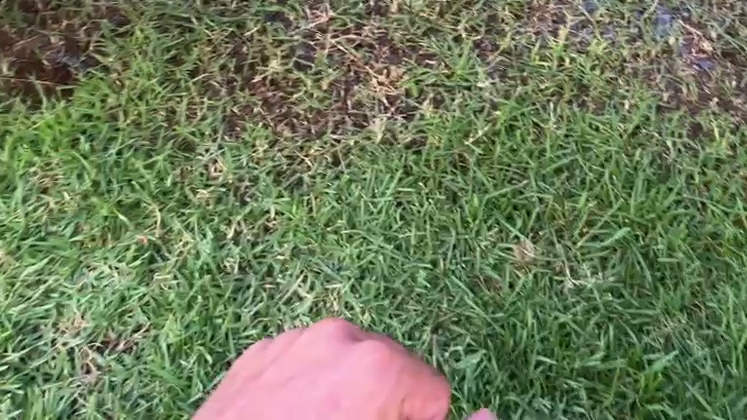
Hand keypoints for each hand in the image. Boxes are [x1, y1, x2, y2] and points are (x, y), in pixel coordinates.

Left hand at [192, 318, 494, 419]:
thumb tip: (490, 415)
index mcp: (376, 363)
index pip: (434, 393)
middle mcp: (339, 335)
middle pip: (392, 372)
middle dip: (380, 411)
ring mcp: (292, 341)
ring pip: (346, 366)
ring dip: (342, 400)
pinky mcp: (257, 354)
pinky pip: (304, 365)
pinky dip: (303, 395)